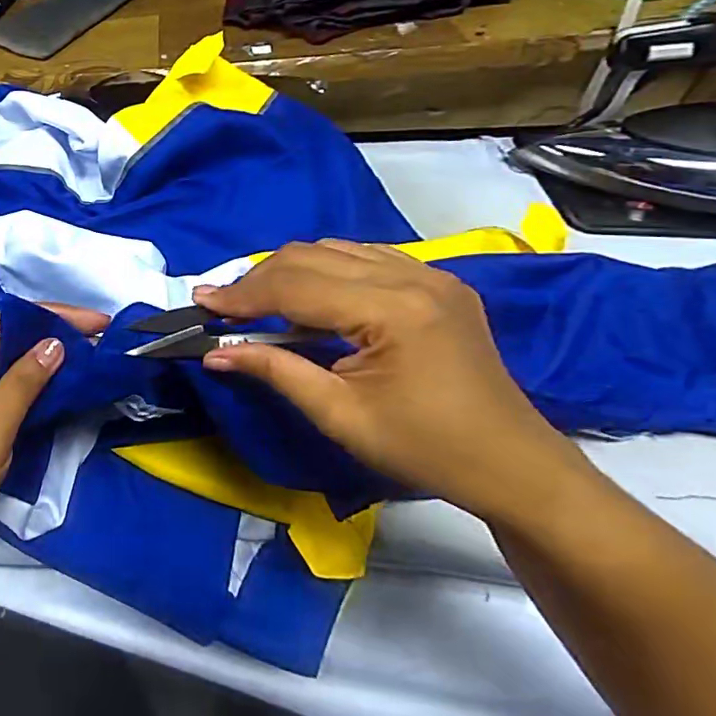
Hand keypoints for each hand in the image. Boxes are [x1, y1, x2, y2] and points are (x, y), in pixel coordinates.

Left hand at [0, 305, 110, 542]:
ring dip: (52, 354)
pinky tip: (64, 382)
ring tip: (93, 357)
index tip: (101, 323)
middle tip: (104, 340)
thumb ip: (23, 382)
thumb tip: (56, 342)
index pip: (15, 318)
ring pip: (16, 355)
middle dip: (59, 332)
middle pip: (17, 332)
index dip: (58, 315)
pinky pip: (11, 377)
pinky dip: (39, 377)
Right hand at [193, 240, 589, 520]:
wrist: (515, 466)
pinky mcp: (436, 280)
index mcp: (394, 310)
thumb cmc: (427, 450)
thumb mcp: (340, 416)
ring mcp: (430, 273)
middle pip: (310, 256)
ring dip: (289, 271)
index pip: (297, 285)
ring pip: (333, 249)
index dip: (243, 294)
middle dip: (260, 279)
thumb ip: (275, 371)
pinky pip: (362, 256)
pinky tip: (310, 297)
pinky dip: (323, 270)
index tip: (200, 304)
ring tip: (258, 303)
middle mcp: (413, 277)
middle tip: (224, 308)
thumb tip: (213, 353)